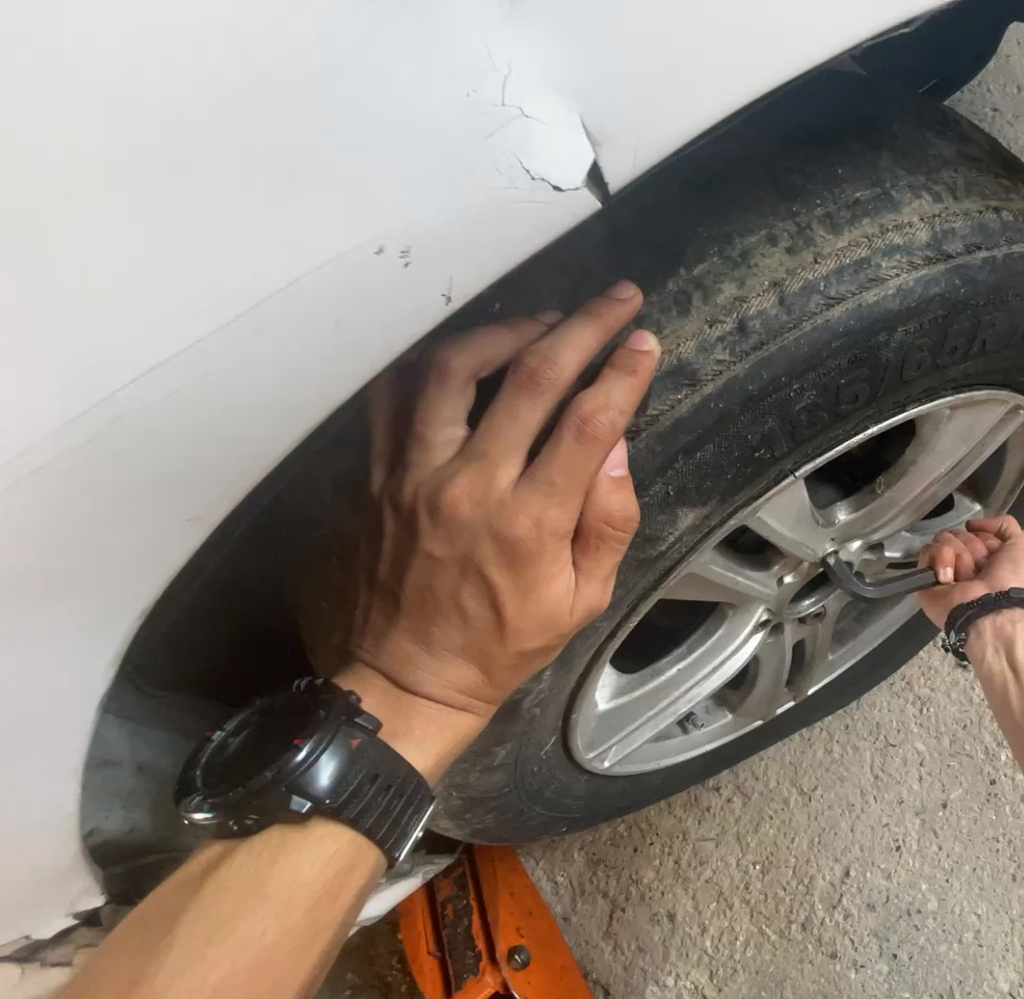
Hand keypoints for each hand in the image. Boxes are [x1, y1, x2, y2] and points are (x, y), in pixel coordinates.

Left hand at [345, 281, 660, 720]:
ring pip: (456, 367)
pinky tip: (473, 349)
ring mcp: (413, 471)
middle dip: (585, 327)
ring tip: (549, 319)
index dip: (623, 374)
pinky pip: (399, 390)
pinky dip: (438, 357)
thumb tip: (618, 447)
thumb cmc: (508, 641)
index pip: (588, 424)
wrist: (408, 674)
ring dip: (511, 328)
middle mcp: (469, 483)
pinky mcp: (378, 471)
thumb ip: (608, 521)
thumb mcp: (585, 598)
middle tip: (618, 299)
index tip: (645, 341)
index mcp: (529, 522)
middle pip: (532, 378)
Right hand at [916, 515, 1023, 627]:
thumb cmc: (1011, 580)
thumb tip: (971, 523)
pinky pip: (927, 552)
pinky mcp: (925, 579)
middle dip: (971, 548)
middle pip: (956, 534)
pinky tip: (949, 579)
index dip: (984, 540)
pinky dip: (942, 561)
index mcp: (981, 559)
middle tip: (979, 570)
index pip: (972, 533)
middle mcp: (960, 563)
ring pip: (942, 540)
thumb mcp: (1021, 547)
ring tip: (966, 578)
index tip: (992, 555)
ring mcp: (941, 571)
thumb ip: (1004, 526)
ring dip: (960, 556)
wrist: (992, 609)